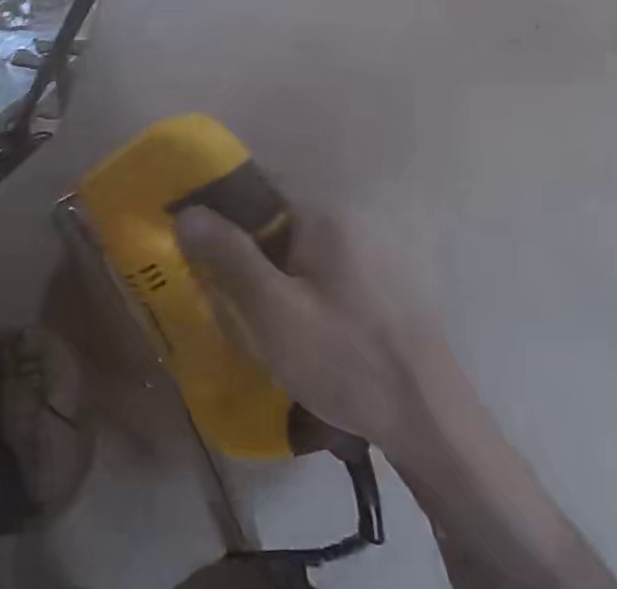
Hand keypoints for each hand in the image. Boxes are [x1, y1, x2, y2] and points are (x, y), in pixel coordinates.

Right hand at [174, 207, 431, 448]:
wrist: (427, 419)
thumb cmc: (343, 358)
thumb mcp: (273, 310)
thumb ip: (229, 257)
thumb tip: (189, 212)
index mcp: (325, 218)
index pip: (258, 196)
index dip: (222, 221)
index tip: (198, 254)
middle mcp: (351, 225)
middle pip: (278, 229)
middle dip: (247, 260)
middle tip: (225, 302)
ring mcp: (372, 257)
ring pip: (301, 259)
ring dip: (273, 284)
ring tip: (256, 327)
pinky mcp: (382, 288)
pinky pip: (325, 280)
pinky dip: (301, 297)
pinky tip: (297, 337)